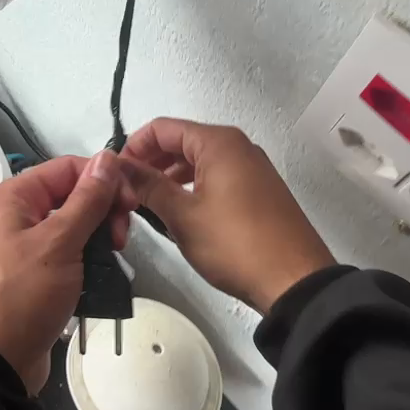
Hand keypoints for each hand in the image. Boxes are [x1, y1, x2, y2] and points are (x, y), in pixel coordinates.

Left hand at [0, 151, 129, 393]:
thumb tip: (107, 156)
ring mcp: (25, 245)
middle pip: (73, 195)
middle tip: (121, 239)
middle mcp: (17, 214)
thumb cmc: (23, 295)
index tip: (131, 204)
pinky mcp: (35, 274)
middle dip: (103, 211)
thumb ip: (87, 200)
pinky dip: (87, 260)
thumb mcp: (59, 243)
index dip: (104, 179)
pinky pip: (68, 253)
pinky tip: (102, 275)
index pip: (69, 168)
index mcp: (15, 196)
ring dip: (99, 238)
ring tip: (114, 259)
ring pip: (74, 226)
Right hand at [118, 118, 334, 312]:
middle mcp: (237, 146)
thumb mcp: (182, 215)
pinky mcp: (259, 189)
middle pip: (181, 141)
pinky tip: (179, 210)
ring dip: (170, 175)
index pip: (162, 128)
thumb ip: (147, 185)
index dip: (134, 146)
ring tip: (147, 202)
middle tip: (127, 190)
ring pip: (198, 160)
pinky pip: (216, 175)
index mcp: (218, 143)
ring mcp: (252, 167)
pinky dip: (193, 185)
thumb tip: (118, 166)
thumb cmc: (234, 243)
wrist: (295, 282)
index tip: (115, 173)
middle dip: (151, 161)